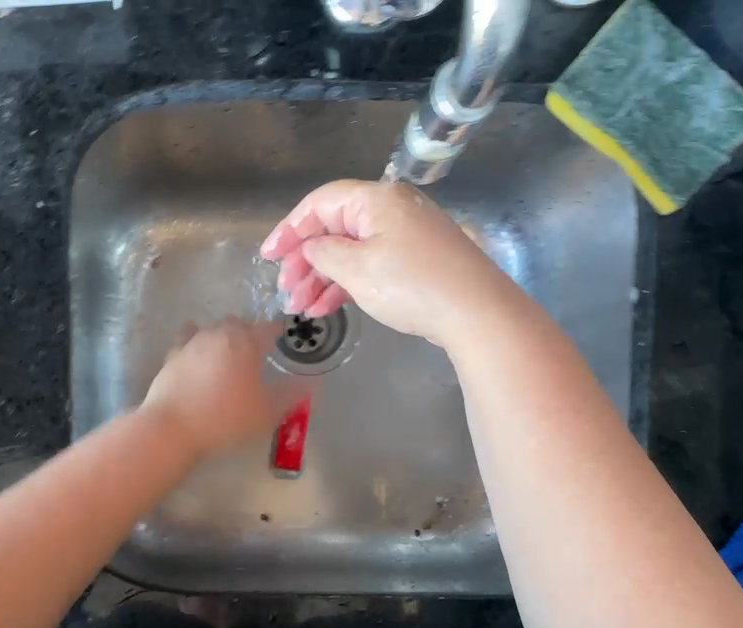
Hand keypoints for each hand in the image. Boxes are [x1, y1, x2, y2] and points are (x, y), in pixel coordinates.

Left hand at [141, 318, 292, 456]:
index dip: (277, 331)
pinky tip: (194, 344)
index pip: (267, 328)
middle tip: (255, 349)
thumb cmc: (226, 418)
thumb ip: (290, 394)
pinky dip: (194, 340)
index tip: (282, 335)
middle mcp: (219, 334)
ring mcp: (192, 343)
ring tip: (227, 350)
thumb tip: (311, 382)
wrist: (173, 427)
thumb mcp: (266, 412)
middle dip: (248, 333)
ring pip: (212, 330)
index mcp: (246, 342)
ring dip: (222, 336)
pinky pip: (186, 340)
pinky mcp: (171, 356)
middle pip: (238, 325)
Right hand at [261, 180, 512, 347]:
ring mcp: (405, 235)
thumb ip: (324, 253)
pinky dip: (345, 284)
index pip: (321, 203)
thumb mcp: (357, 269)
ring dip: (321, 278)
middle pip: (335, 227)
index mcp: (376, 199)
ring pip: (350, 250)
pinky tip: (327, 308)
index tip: (268, 257)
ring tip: (301, 308)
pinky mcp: (414, 260)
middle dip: (305, 260)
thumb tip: (311, 247)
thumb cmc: (411, 285)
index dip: (289, 229)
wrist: (474, 311)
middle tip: (286, 291)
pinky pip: (368, 265)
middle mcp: (391, 209)